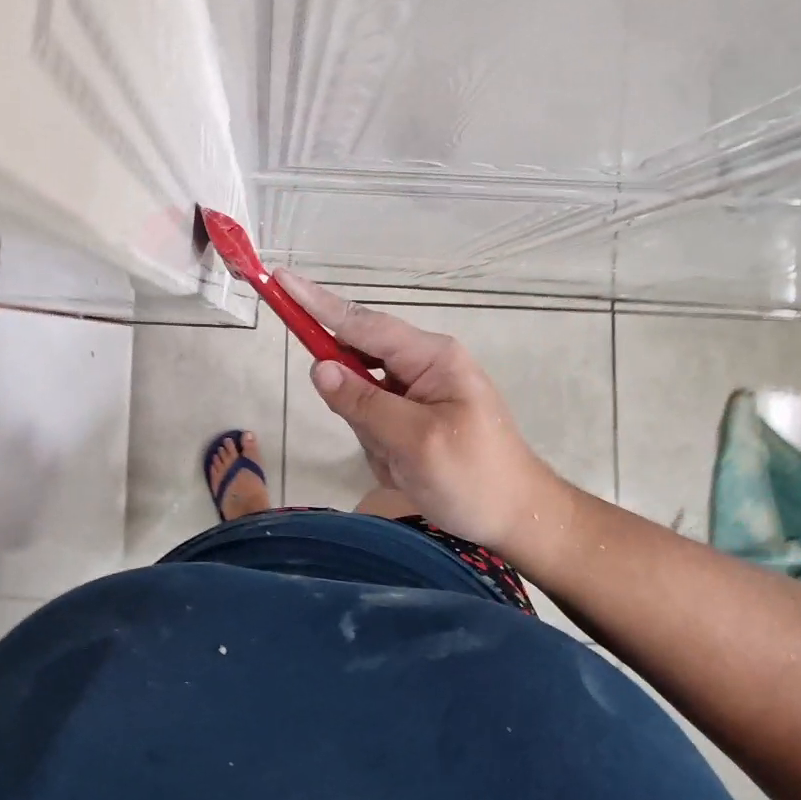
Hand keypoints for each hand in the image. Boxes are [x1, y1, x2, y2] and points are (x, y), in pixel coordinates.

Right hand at [278, 270, 558, 550]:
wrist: (521, 520)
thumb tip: (319, 367)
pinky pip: (373, 422)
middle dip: (360, 412)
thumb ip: (362, 403)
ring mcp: (418, 390)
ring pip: (361, 399)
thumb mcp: (415, 443)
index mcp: (431, 356)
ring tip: (408, 466)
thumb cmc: (476, 479)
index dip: (315, 303)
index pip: (360, 323)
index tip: (279, 278)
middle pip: (356, 363)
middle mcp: (424, 363)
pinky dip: (380, 448)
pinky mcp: (413, 414)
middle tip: (389, 446)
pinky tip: (408, 470)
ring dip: (373, 437)